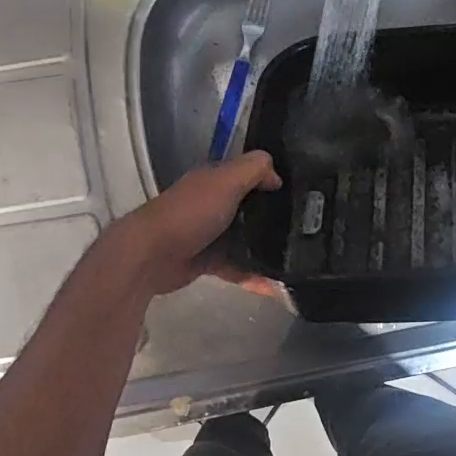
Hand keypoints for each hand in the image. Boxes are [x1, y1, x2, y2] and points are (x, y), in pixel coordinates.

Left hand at [103, 150, 282, 294]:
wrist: (151, 256)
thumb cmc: (191, 213)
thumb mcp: (226, 180)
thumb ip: (254, 169)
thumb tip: (276, 175)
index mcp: (214, 180)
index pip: (248, 175)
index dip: (270, 180)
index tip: (298, 194)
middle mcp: (211, 204)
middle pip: (249, 208)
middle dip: (272, 217)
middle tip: (304, 228)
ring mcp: (208, 234)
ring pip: (244, 239)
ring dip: (265, 249)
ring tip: (295, 259)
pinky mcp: (205, 261)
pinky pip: (236, 267)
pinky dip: (253, 275)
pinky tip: (274, 285)